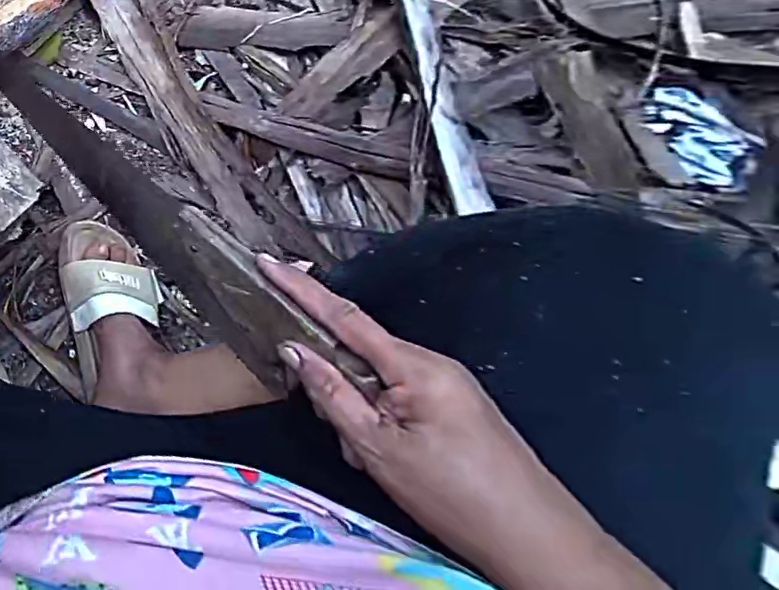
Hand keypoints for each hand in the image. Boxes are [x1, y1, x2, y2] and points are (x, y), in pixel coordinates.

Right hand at [256, 254, 666, 589]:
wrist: (550, 554)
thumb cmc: (458, 499)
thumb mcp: (376, 447)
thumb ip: (329, 391)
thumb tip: (292, 347)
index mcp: (416, 367)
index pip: (343, 315)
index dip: (299, 286)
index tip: (265, 260)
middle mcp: (432, 365)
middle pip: (354, 346)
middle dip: (328, 374)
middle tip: (329, 419)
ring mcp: (446, 385)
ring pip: (370, 373)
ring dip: (352, 402)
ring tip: (362, 449)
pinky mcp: (452, 405)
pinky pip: (392, 391)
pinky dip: (372, 412)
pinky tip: (380, 450)